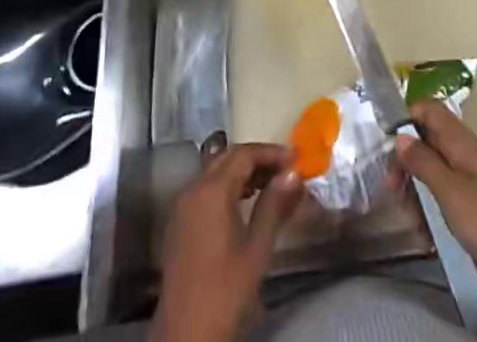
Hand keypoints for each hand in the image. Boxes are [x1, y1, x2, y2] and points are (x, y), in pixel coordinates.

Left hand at [151, 143, 305, 341]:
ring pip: (214, 172)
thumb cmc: (226, 289)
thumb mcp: (257, 247)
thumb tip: (292, 174)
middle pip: (226, 158)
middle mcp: (192, 190)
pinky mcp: (179, 222)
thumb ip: (274, 205)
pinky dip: (227, 186)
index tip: (296, 159)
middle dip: (257, 158)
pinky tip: (246, 201)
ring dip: (242, 171)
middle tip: (286, 169)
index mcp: (211, 191)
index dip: (271, 152)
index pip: (243, 154)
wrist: (186, 332)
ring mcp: (182, 206)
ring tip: (271, 184)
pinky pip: (205, 189)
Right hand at [394, 103, 476, 341]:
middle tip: (392, 188)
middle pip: (424, 142)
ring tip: (413, 221)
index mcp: (461, 142)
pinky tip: (426, 237)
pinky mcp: (467, 209)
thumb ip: (422, 161)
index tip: (387, 143)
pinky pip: (438, 200)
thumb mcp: (448, 190)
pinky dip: (427, 214)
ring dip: (414, 194)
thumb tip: (400, 136)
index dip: (407, 118)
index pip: (429, 110)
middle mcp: (462, 156)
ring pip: (428, 174)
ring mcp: (466, 182)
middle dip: (405, 164)